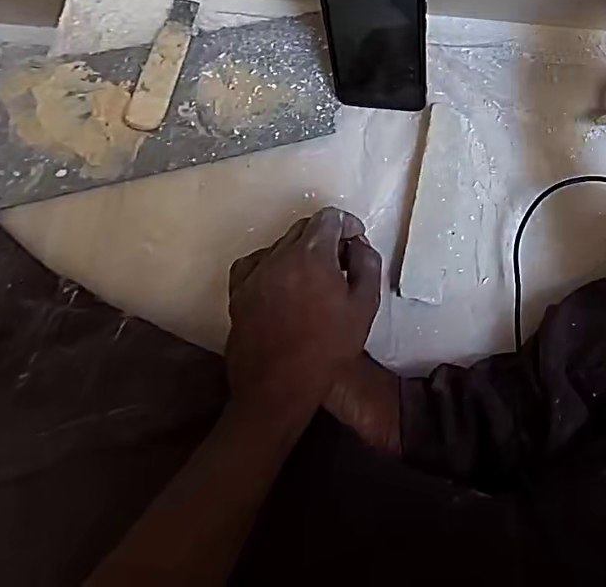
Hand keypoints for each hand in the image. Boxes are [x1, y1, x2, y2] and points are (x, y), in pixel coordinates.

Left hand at [225, 207, 381, 416]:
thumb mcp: (363, 308)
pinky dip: (272, 265)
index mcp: (312, 254)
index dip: (347, 224)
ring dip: (300, 251)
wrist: (277, 388)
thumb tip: (359, 245)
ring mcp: (256, 271)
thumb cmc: (325, 350)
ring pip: (282, 244)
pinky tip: (282, 284)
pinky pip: (257, 262)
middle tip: (340, 262)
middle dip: (326, 237)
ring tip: (313, 279)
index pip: (329, 217)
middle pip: (305, 227)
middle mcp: (280, 254)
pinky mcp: (239, 289)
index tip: (355, 240)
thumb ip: (367, 266)